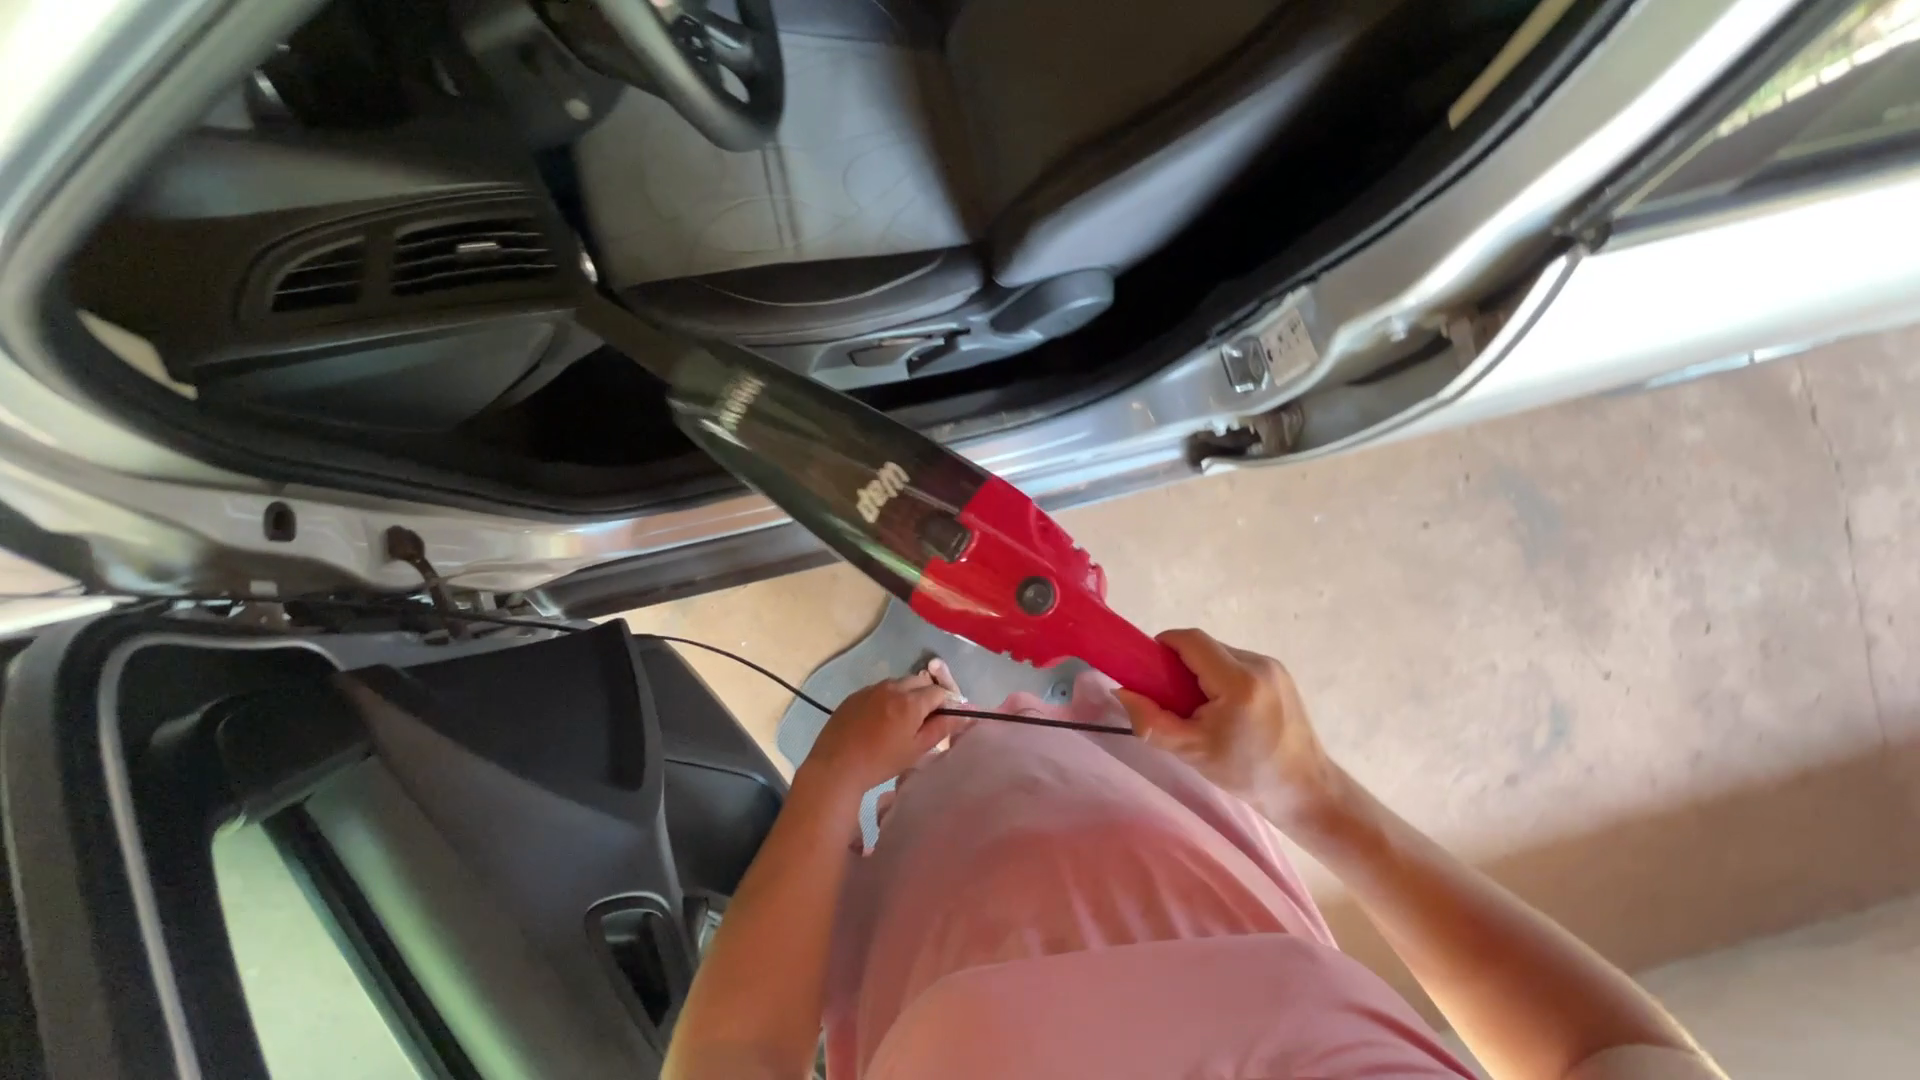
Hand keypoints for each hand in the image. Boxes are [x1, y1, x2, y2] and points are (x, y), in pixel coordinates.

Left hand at [798, 670, 961, 796]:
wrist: (836, 766)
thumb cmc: (881, 762)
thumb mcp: (916, 749)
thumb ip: (942, 728)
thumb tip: (966, 713)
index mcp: (911, 701)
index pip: (939, 691)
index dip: (945, 704)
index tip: (941, 721)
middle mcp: (892, 687)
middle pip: (919, 682)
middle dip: (926, 696)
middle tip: (922, 721)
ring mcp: (871, 689)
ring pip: (899, 684)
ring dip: (906, 695)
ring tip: (900, 722)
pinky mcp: (855, 695)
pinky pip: (879, 690)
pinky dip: (886, 699)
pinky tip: (879, 721)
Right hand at [1116, 629, 1338, 820]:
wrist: (1305, 790)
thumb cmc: (1246, 773)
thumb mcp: (1191, 752)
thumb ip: (1150, 722)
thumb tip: (1121, 692)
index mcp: (1238, 681)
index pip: (1190, 640)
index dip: (1163, 647)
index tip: (1149, 672)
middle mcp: (1259, 664)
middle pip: (1204, 647)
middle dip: (1181, 666)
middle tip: (1172, 700)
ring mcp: (1273, 667)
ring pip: (1220, 655)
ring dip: (1201, 673)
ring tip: (1200, 710)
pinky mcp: (1280, 675)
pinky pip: (1237, 664)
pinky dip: (1221, 678)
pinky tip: (1224, 711)